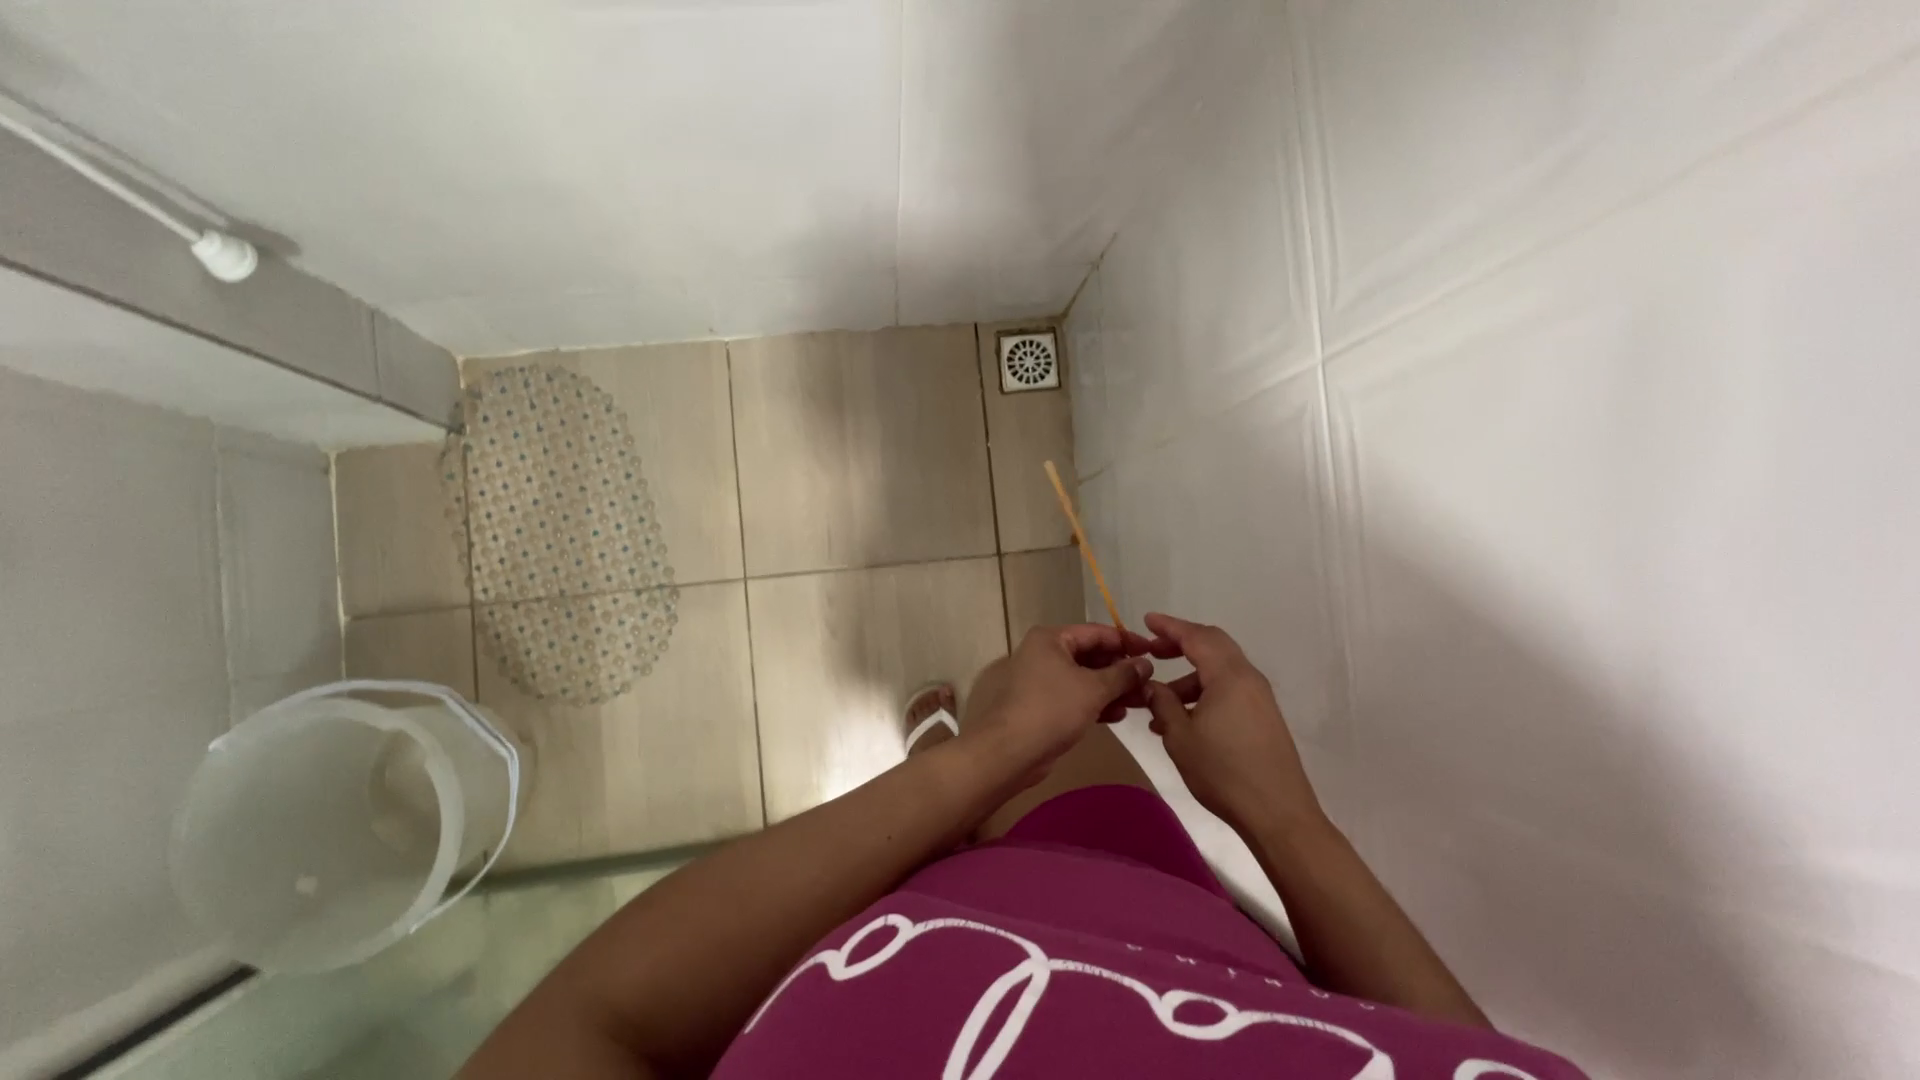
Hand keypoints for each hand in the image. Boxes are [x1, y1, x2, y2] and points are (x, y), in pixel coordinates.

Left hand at [965, 624, 1152, 779]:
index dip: (1126, 641)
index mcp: (1052, 639)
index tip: (1153, 652)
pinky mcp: (1046, 705)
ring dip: (1113, 688)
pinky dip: (1097, 703)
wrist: (1012, 751)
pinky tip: (1119, 715)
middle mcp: (1045, 653)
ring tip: (1141, 701)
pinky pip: (1078, 697)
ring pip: (1086, 678)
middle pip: (1091, 655)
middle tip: (1149, 682)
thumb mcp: (1093, 688)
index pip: (1096, 632)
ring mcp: (1044, 680)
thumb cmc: (1052, 709)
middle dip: (1121, 669)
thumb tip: (1145, 664)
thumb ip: (1123, 674)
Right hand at [1141, 613, 1324, 837]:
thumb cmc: (1223, 772)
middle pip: (1213, 646)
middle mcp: (1248, 678)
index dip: (1169, 626)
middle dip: (1181, 645)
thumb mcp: (1180, 737)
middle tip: (1152, 651)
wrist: (1278, 813)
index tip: (1146, 620)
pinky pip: (1229, 690)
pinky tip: (1183, 720)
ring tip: (1158, 704)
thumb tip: (1151, 685)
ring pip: (1219, 671)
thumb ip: (1162, 703)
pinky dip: (1204, 693)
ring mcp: (1259, 698)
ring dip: (1189, 677)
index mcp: (1229, 676)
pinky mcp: (1263, 717)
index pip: (1196, 636)